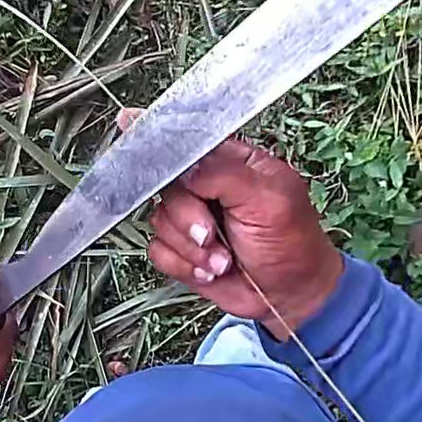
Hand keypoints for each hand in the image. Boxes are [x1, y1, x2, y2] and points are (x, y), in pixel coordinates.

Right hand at [128, 111, 342, 339]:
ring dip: (191, 248)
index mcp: (231, 163)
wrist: (289, 297)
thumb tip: (184, 168)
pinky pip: (158, 250)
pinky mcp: (182, 250)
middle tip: (211, 234)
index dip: (161, 138)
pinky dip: (183, 265)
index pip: (190, 141)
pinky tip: (209, 271)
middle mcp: (207, 187)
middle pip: (167, 186)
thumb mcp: (269, 201)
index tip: (128, 124)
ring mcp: (191, 219)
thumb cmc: (292, 245)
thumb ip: (225, 176)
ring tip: (222, 260)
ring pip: (159, 221)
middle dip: (188, 217)